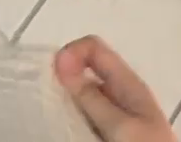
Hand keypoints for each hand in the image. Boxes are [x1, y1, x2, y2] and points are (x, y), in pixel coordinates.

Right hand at [55, 37, 177, 141]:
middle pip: (87, 70)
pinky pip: (88, 117)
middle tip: (52, 99)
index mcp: (128, 83)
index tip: (55, 76)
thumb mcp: (120, 126)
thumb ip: (91, 96)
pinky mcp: (114, 133)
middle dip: (67, 79)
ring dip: (70, 102)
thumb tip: (60, 60)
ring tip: (57, 117)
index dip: (71, 53)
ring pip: (85, 95)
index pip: (93, 47)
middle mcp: (122, 93)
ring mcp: (119, 114)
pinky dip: (76, 120)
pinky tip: (70, 132)